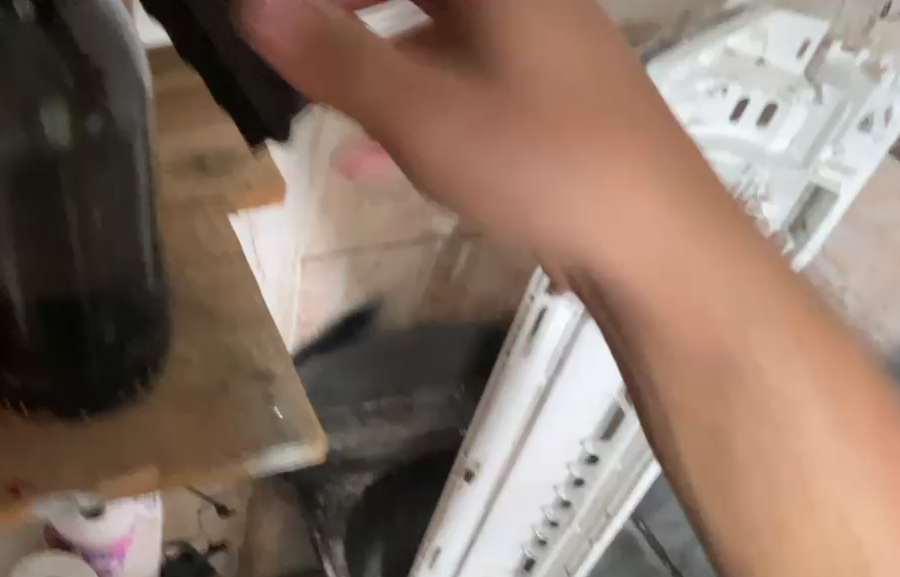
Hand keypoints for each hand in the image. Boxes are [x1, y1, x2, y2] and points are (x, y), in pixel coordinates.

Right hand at [237, 0, 753, 282]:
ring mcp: (534, 50)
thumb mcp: (422, 112)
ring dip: (376, 62)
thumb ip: (338, 59)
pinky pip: (457, 88)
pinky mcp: (540, 102)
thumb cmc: (534, 160)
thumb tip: (256, 9)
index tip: (281, 19)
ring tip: (323, 99)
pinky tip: (367, 157)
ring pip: (437, 39)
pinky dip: (408, 110)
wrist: (643, 231)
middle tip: (301, 44)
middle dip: (355, 13)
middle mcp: (520, 0)